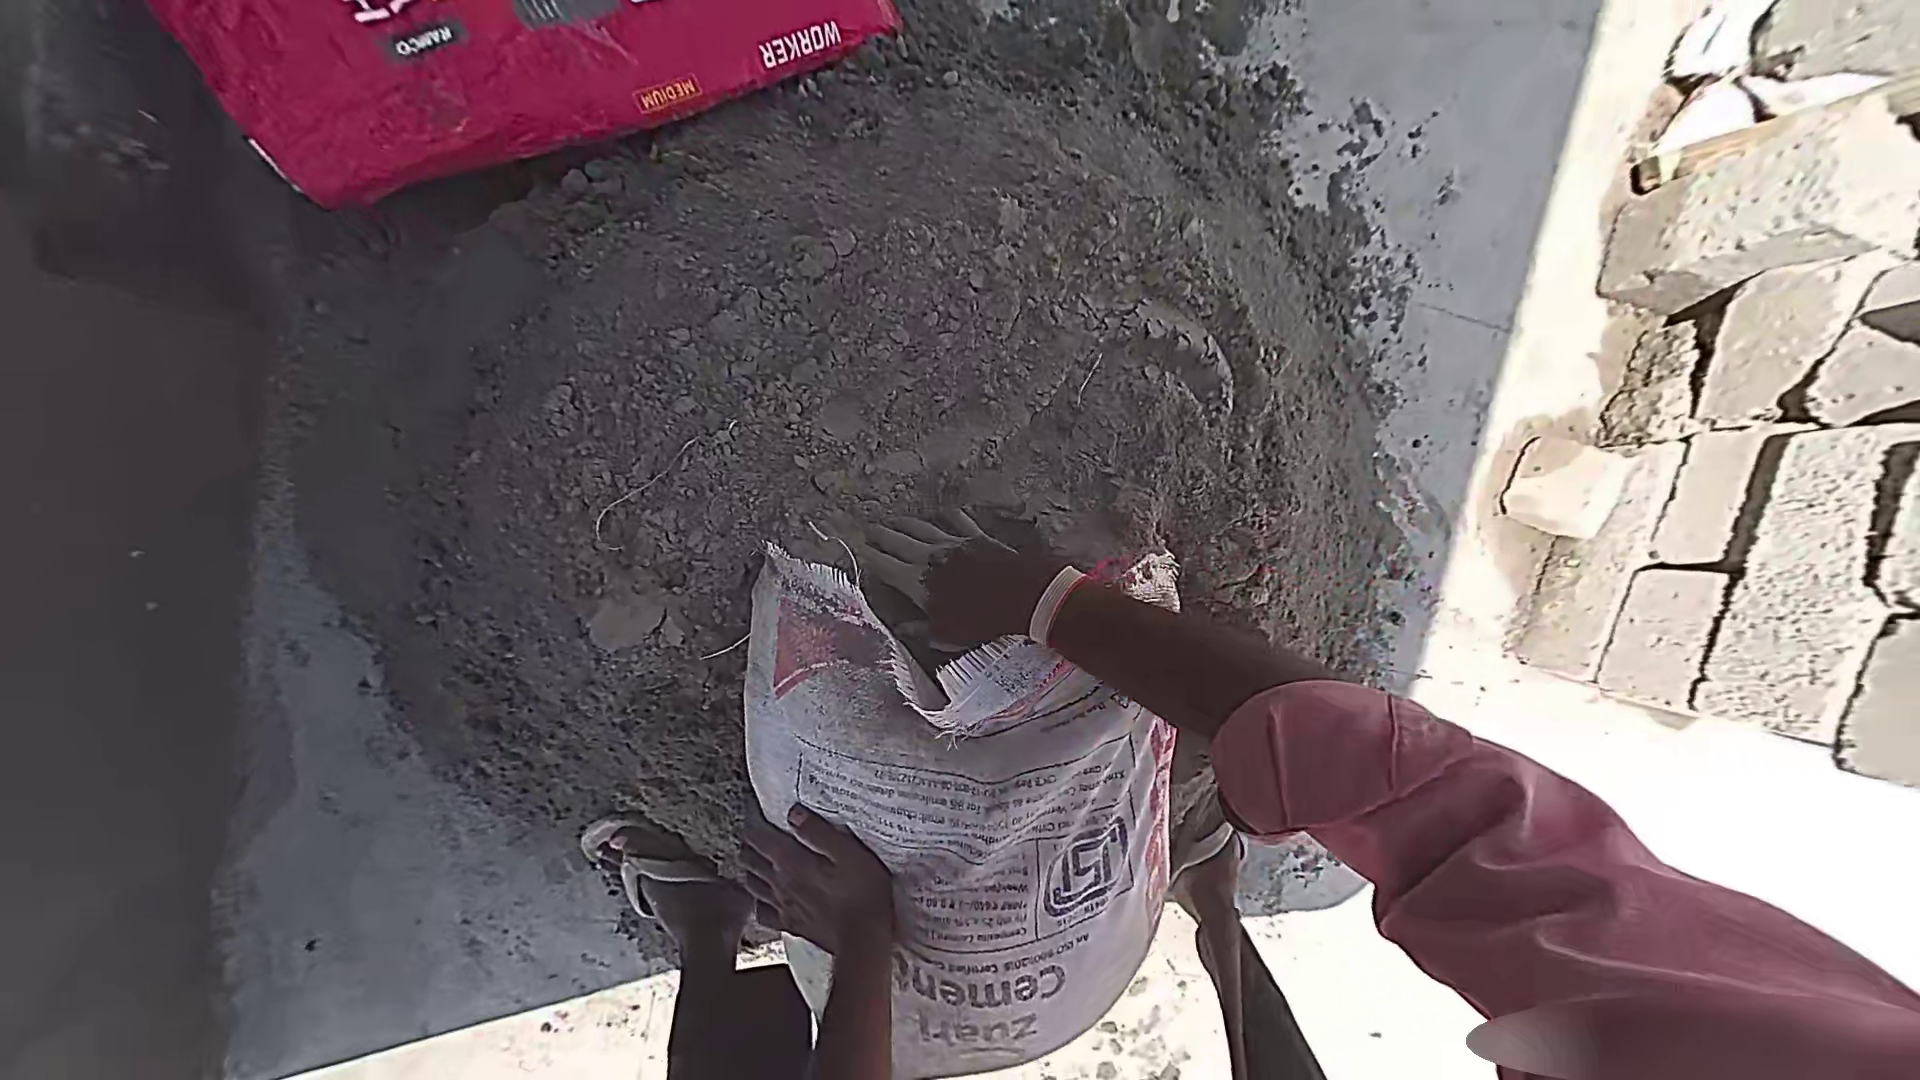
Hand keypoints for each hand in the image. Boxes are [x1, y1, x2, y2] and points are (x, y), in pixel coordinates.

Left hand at [741, 804, 895, 954]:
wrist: (864, 941)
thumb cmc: (862, 891)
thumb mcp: (848, 851)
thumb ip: (819, 831)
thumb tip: (794, 813)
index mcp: (792, 862)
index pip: (759, 838)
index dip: (753, 821)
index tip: (757, 809)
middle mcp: (780, 884)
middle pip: (750, 859)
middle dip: (750, 842)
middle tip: (759, 830)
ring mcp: (782, 907)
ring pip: (752, 883)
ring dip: (751, 868)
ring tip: (759, 856)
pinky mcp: (790, 925)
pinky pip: (763, 911)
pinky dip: (760, 899)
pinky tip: (768, 895)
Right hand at [853, 510, 1067, 647]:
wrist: (1019, 596)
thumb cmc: (980, 621)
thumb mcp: (944, 635)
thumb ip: (920, 630)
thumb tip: (901, 629)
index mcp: (915, 581)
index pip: (882, 564)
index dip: (867, 555)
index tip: (856, 547)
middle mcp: (928, 556)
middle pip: (896, 539)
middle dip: (879, 534)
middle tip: (868, 528)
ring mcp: (952, 542)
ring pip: (920, 527)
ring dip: (904, 524)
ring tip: (894, 521)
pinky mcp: (974, 536)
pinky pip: (955, 520)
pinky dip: (945, 516)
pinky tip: (941, 514)